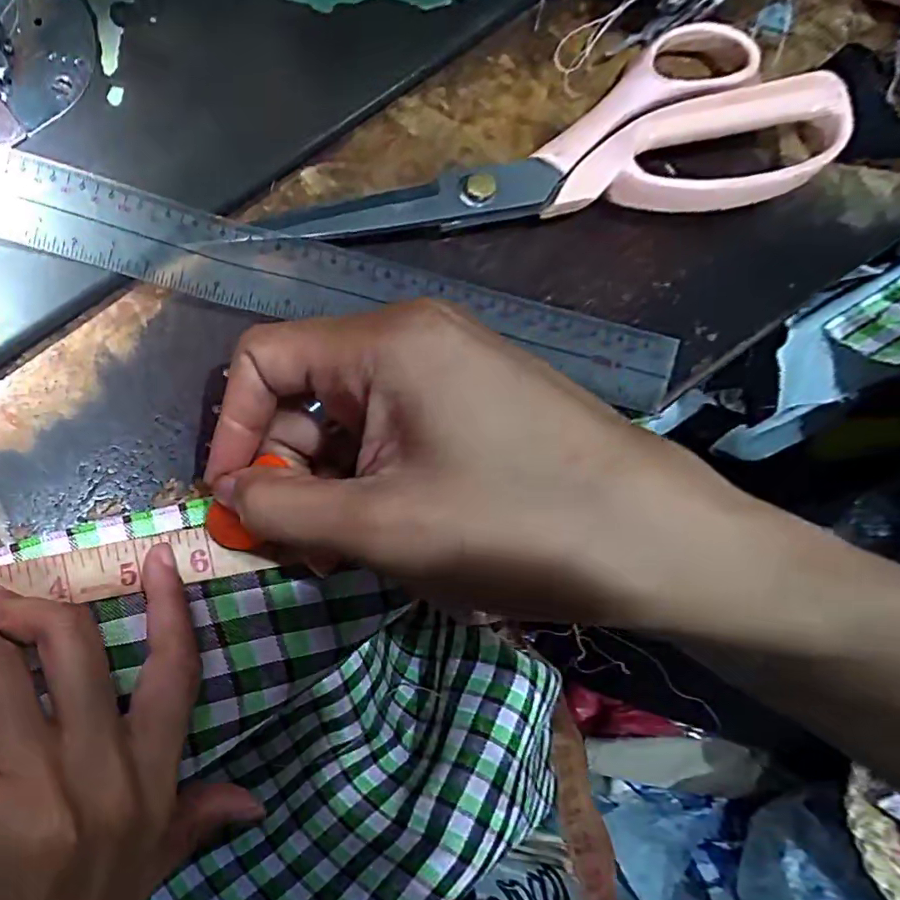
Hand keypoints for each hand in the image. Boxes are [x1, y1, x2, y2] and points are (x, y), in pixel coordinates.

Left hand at [0, 546, 262, 899]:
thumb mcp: (127, 886)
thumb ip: (182, 828)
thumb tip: (249, 798)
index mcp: (148, 804)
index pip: (176, 683)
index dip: (170, 612)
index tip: (156, 559)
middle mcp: (100, 792)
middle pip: (71, 645)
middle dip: (25, 605)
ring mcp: (28, 798)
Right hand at [203, 300, 769, 627]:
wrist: (678, 555)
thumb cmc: (517, 528)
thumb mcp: (374, 527)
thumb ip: (276, 507)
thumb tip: (220, 496)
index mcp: (384, 345)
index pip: (259, 359)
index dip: (229, 427)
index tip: (228, 495)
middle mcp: (403, 345)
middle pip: (291, 396)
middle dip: (274, 469)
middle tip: (285, 538)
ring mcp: (433, 378)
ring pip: (326, 426)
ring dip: (310, 488)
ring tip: (328, 549)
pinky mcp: (453, 412)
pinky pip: (368, 441)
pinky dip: (348, 488)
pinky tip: (364, 535)